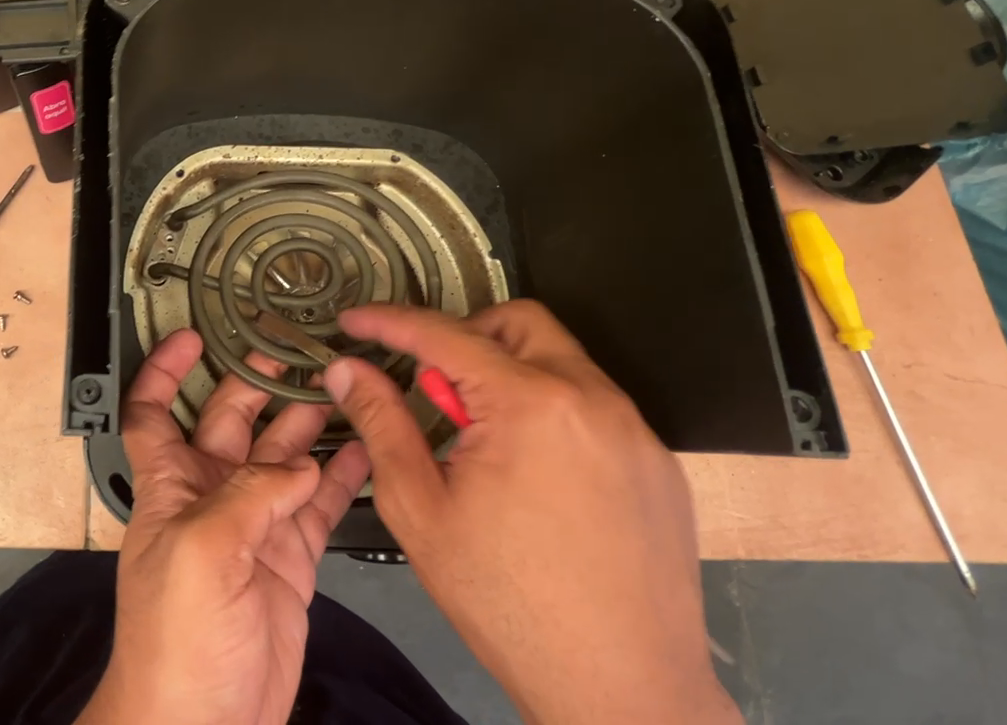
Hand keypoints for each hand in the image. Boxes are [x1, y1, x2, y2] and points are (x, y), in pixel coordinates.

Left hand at [78, 329, 370, 724]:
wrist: (203, 722)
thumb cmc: (173, 643)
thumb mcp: (201, 554)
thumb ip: (248, 497)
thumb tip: (297, 464)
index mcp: (170, 485)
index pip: (155, 412)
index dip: (167, 371)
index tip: (191, 338)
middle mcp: (210, 497)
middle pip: (231, 422)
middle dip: (258, 386)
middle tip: (297, 355)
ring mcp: (252, 527)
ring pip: (281, 458)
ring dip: (307, 425)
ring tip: (342, 390)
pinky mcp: (288, 559)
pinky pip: (316, 504)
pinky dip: (339, 477)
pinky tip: (364, 452)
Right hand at [325, 302, 740, 724]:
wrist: (623, 688)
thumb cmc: (504, 597)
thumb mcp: (419, 507)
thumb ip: (381, 423)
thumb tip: (347, 368)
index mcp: (529, 404)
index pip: (444, 333)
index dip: (389, 320)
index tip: (353, 319)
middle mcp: (593, 399)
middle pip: (519, 323)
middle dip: (465, 334)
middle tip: (433, 387)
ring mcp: (636, 431)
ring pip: (561, 362)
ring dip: (509, 375)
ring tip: (480, 440)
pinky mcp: (659, 465)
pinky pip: (594, 407)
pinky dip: (550, 411)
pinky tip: (533, 475)